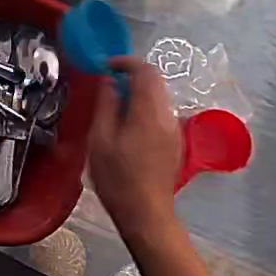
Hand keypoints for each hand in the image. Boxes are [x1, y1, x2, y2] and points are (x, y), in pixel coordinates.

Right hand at [87, 58, 181, 237]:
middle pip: (154, 81)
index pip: (145, 71)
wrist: (146, 214)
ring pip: (158, 97)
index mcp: (149, 113)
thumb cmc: (117, 178)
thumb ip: (106, 106)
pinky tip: (126, 126)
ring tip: (112, 106)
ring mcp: (174, 129)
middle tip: (106, 85)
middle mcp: (167, 116)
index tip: (105, 66)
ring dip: (137, 92)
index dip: (125, 62)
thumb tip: (109, 82)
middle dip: (130, 76)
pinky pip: (159, 113)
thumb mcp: (100, 140)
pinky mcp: (174, 142)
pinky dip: (143, 107)